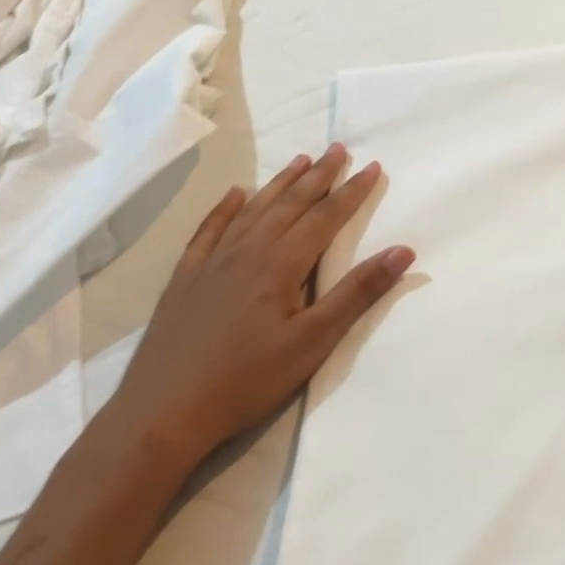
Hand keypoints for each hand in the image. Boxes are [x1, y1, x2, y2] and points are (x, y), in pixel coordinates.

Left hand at [107, 144, 413, 465]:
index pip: (325, 217)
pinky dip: (225, 209)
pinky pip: (209, 232)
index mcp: (281, 264)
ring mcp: (211, 264)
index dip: (351, 192)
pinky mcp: (185, 281)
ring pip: (253, 210)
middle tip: (339, 149)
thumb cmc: (247, 380)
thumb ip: (358, 292)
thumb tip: (403, 251)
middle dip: (318, 176)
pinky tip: (235, 194)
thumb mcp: (314, 341)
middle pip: (289, 204)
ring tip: (300, 160)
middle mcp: (247, 252)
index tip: (372, 167)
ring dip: (280, 183)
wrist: (161, 415)